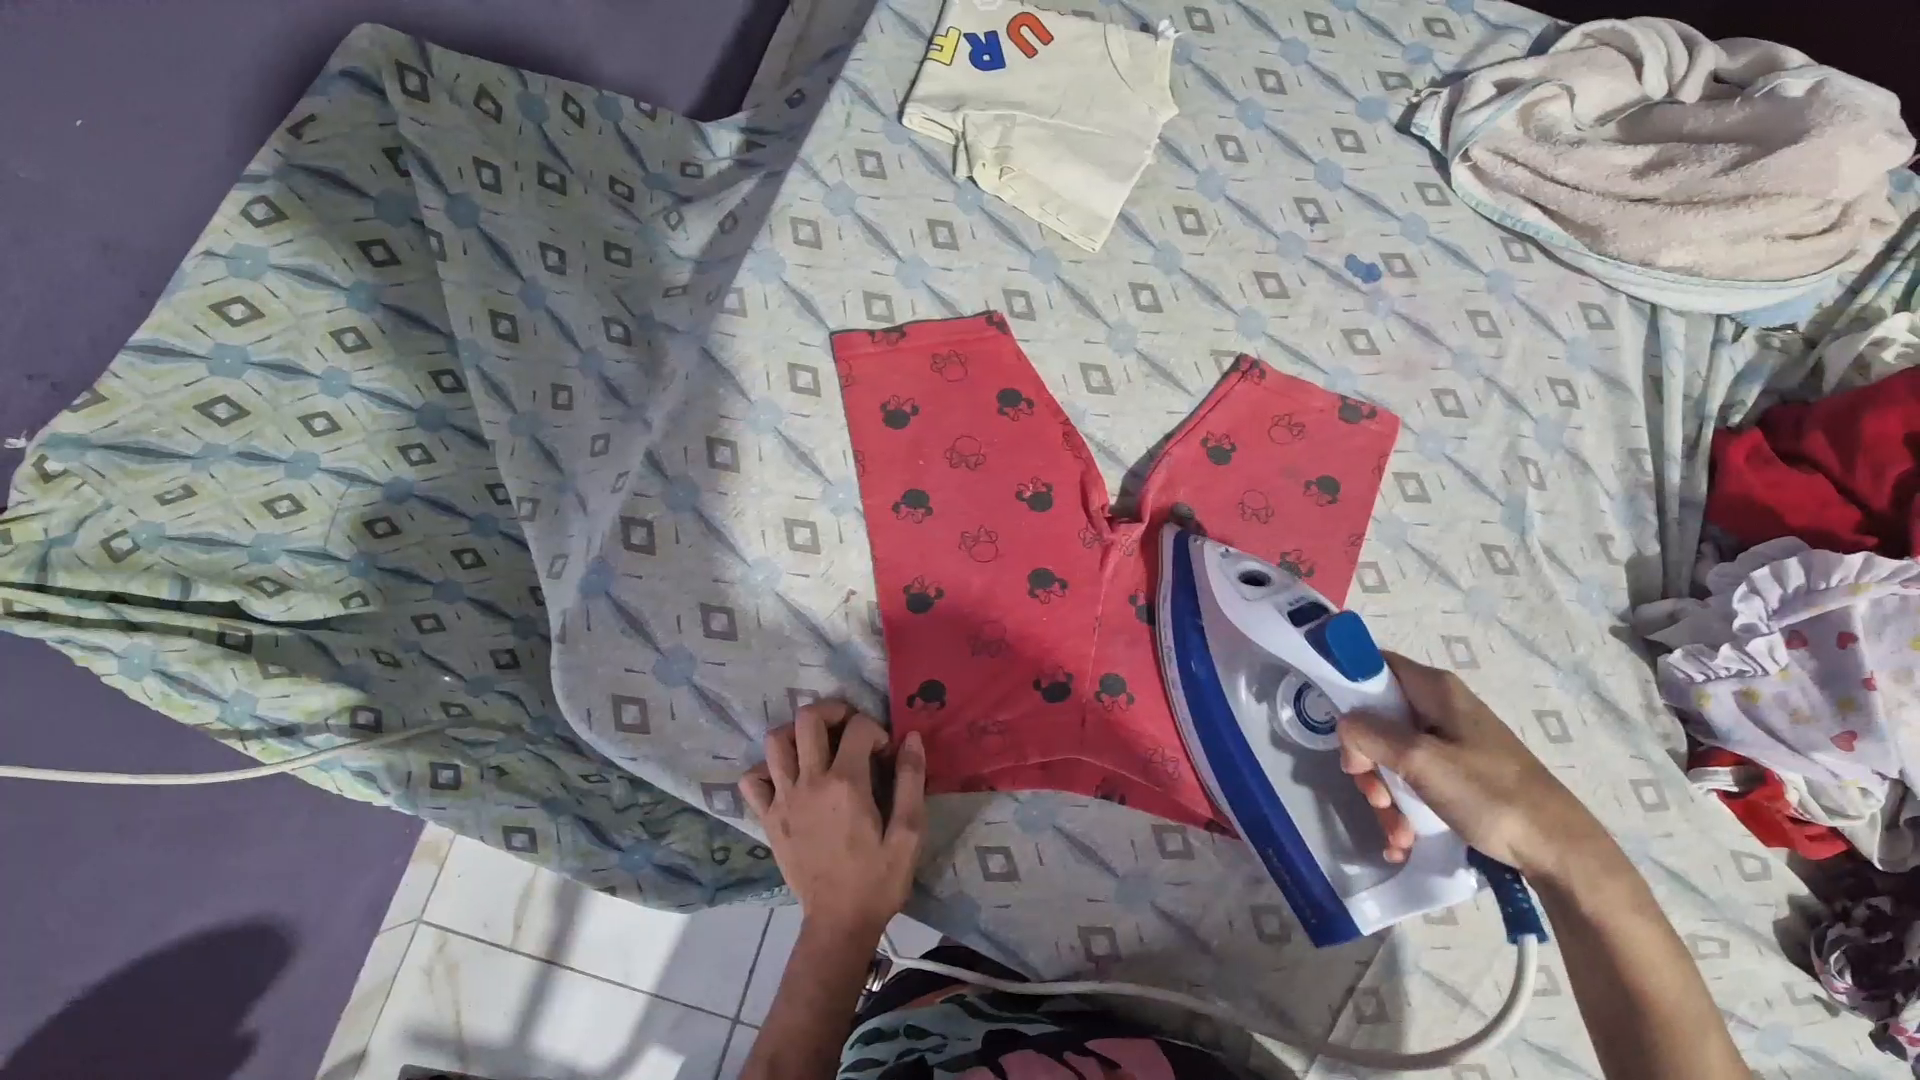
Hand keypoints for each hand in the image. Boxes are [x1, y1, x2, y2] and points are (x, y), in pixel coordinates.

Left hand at [738, 702, 926, 936]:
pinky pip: (752, 779)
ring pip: (775, 740)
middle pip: (807, 718)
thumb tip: (911, 737)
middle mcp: (809, 782)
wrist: (839, 922)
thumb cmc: (879, 879)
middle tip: (849, 730)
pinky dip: (766, 769)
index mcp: (846, 784)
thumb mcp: (908, 833)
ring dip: (797, 734)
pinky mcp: (768, 818)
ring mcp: (783, 799)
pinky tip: (788, 778)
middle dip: (833, 712)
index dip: (876, 730)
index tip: (885, 753)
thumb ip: (911, 780)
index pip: (857, 726)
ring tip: (818, 747)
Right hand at [1337, 652, 1607, 881]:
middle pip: (1374, 718)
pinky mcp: (1455, 775)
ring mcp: (1447, 743)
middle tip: (1372, 792)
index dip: (1346, 684)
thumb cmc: (1493, 796)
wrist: (1560, 853)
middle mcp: (1439, 708)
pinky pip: (1411, 781)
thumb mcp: (1422, 762)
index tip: (1334, 723)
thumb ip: (1371, 735)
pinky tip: (1403, 840)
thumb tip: (1345, 726)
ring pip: (1389, 756)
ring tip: (1396, 831)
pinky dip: (1402, 809)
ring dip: (1383, 795)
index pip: (1373, 663)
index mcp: (1435, 690)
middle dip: (1365, 760)